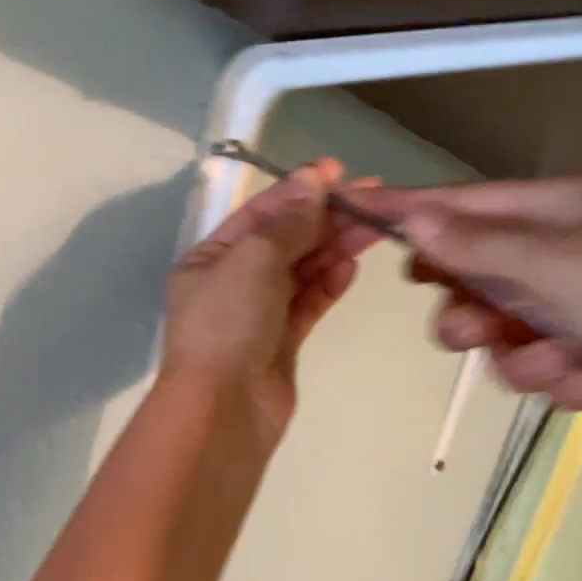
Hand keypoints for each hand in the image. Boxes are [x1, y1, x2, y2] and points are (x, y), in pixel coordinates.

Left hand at [162, 159, 383, 443]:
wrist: (223, 409)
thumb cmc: (227, 324)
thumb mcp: (252, 258)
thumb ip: (287, 223)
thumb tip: (312, 185)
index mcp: (207, 260)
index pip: (256, 215)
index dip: (296, 190)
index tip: (339, 171)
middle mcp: (228, 285)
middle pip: (282, 242)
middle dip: (323, 219)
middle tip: (373, 198)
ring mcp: (254, 317)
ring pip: (299, 273)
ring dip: (332, 248)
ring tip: (372, 229)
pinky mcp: (279, 346)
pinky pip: (307, 305)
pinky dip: (328, 285)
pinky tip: (351, 267)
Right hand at [351, 178, 581, 435]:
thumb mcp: (562, 266)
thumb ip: (482, 248)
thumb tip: (415, 219)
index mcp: (569, 210)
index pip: (470, 205)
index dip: (416, 214)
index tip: (361, 217)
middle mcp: (576, 252)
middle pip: (483, 280)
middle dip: (474, 314)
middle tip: (470, 334)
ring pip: (513, 337)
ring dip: (529, 360)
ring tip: (568, 368)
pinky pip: (554, 370)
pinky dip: (572, 382)